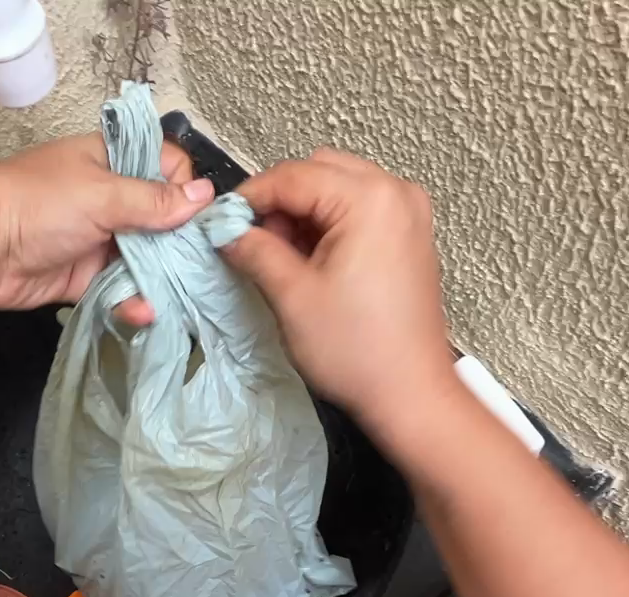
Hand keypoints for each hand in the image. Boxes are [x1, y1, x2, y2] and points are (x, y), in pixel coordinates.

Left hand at [0, 134, 211, 324]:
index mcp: (111, 162)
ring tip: (178, 296)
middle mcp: (109, 199)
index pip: (165, 168)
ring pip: (142, 260)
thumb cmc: (36, 204)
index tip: (198, 220)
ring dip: (159, 278)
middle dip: (178, 244)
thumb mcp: (102, 194)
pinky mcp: (85, 279)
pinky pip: (119, 291)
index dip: (184, 190)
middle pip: (159, 220)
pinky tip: (145, 312)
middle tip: (199, 266)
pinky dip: (132, 303)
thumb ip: (153, 201)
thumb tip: (204, 195)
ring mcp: (97, 241)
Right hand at [218, 149, 458, 438]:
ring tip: (279, 260)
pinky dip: (327, 227)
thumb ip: (255, 252)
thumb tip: (226, 232)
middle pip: (319, 171)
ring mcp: (407, 214)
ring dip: (302, 214)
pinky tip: (308, 263)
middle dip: (279, 203)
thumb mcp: (292, 297)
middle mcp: (396, 193)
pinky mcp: (408, 238)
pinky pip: (358, 211)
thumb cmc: (355, 349)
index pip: (294, 175)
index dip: (250, 196)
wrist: (408, 393)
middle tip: (251, 244)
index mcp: (369, 199)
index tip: (219, 222)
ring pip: (337, 190)